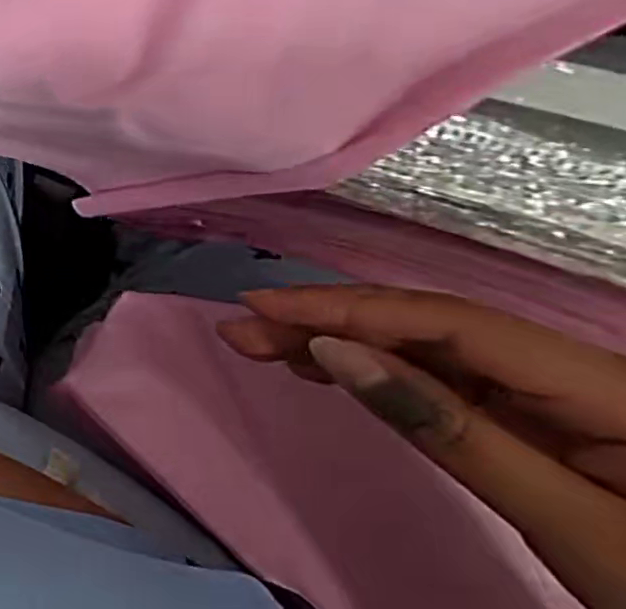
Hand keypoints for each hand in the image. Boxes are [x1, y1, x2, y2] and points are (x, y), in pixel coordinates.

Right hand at [219, 284, 625, 608]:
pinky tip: (321, 364)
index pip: (449, 322)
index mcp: (607, 387)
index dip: (348, 306)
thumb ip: (449, 429)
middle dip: (327, 321)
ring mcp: (557, 396)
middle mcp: (576, 373)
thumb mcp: (571, 525)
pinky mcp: (537, 421)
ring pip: (426, 348)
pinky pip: (441, 379)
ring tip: (260, 344)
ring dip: (338, 342)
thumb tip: (333, 352)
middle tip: (241, 328)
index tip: (260, 304)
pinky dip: (374, 370)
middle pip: (429, 327)